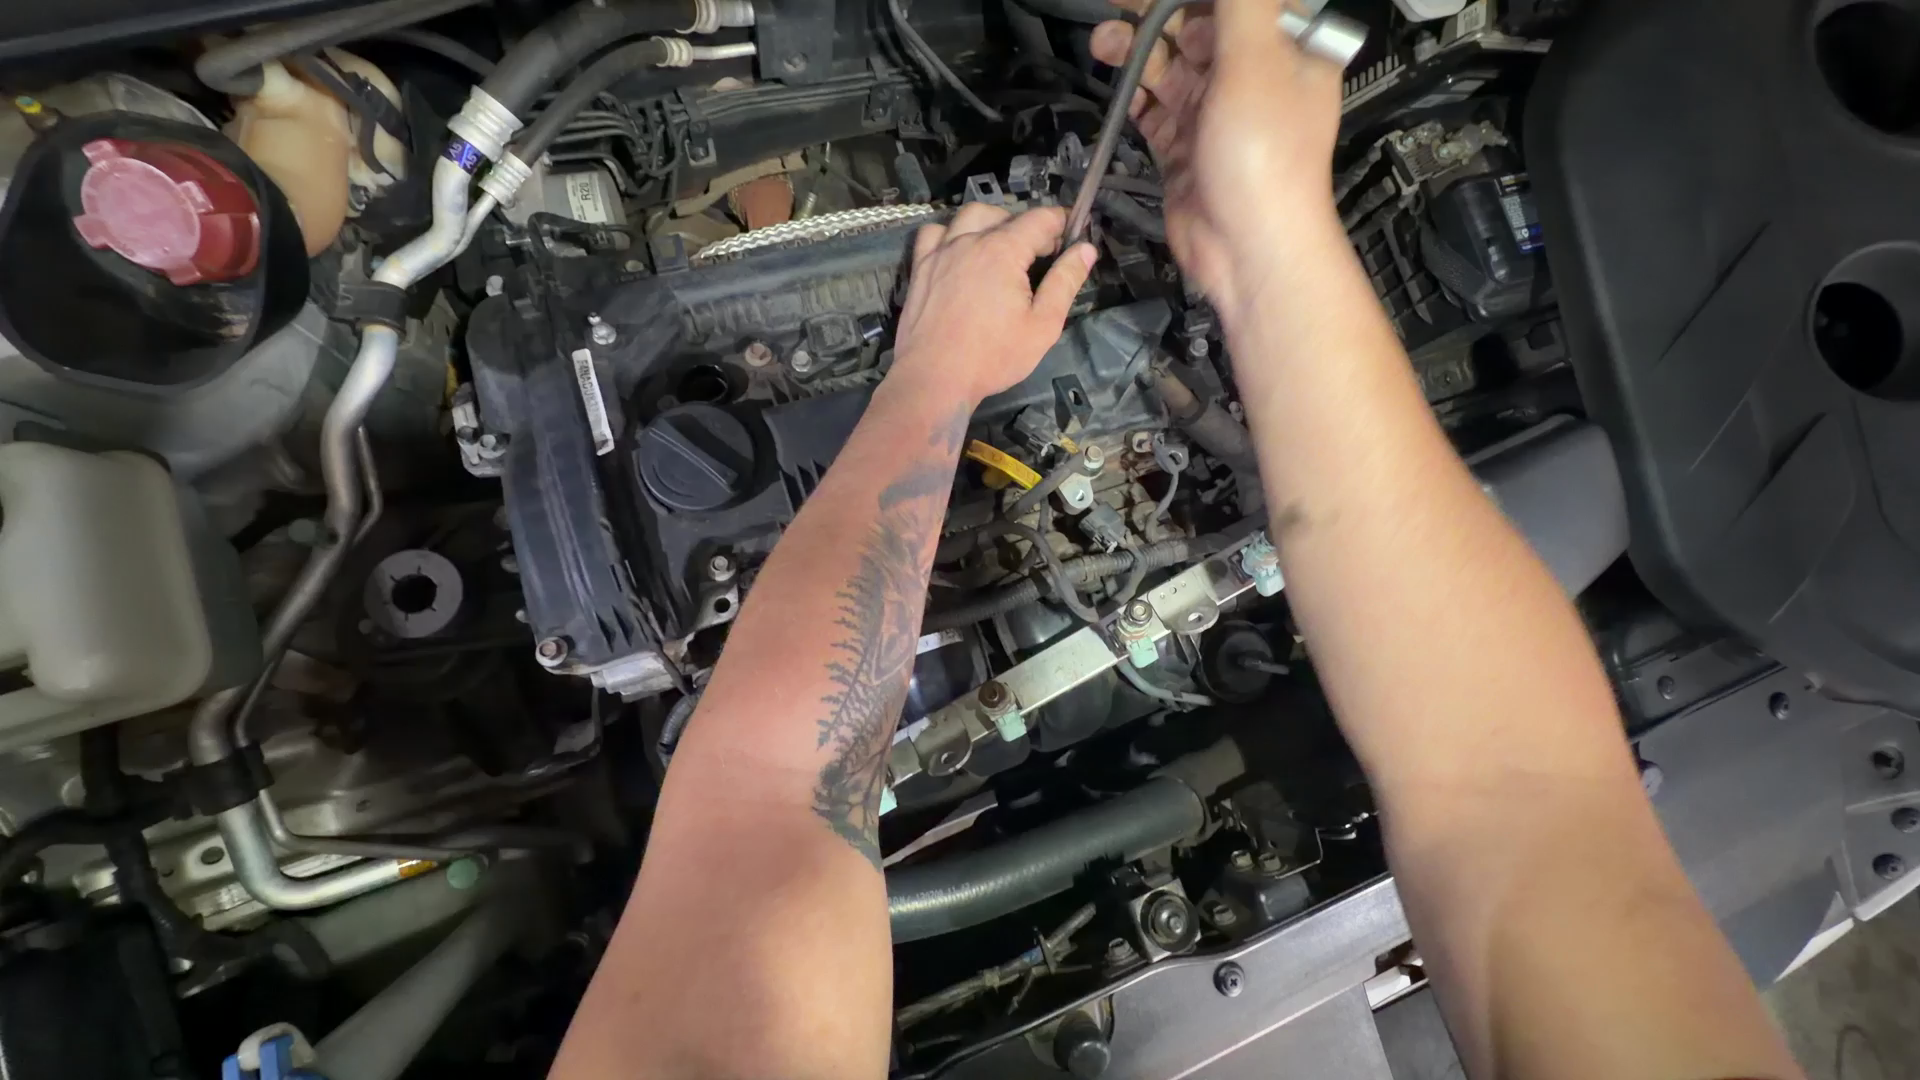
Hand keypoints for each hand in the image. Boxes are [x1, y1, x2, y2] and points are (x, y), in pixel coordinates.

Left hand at [891, 203, 1097, 403]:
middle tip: (1039, 254)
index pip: (1040, 220)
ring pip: (968, 216)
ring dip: (990, 222)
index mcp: (1003, 251)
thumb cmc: (993, 357)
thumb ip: (1065, 283)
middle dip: (1027, 226)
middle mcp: (970, 241)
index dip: (1060, 224)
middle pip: (1004, 215)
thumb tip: (1086, 250)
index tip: (1070, 237)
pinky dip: (950, 233)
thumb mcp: (1042, 325)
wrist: (934, 379)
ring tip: (1001, 247)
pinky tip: (959, 252)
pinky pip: (934, 233)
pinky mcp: (920, 268)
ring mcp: (940, 252)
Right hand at [1091, 0, 1346, 317]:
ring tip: (1104, 42)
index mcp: (1285, 46)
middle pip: (1197, 29)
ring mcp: (1214, 115)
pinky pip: (1155, 112)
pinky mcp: (1184, 149)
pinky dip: (1136, 97)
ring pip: (1170, 69)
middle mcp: (1251, 76)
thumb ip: (1238, 4)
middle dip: (1157, 17)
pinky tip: (1117, 86)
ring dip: (1138, 54)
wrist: (1247, 250)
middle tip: (1117, 10)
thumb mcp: (1256, 62)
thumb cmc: (1263, 156)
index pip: (1237, 2)